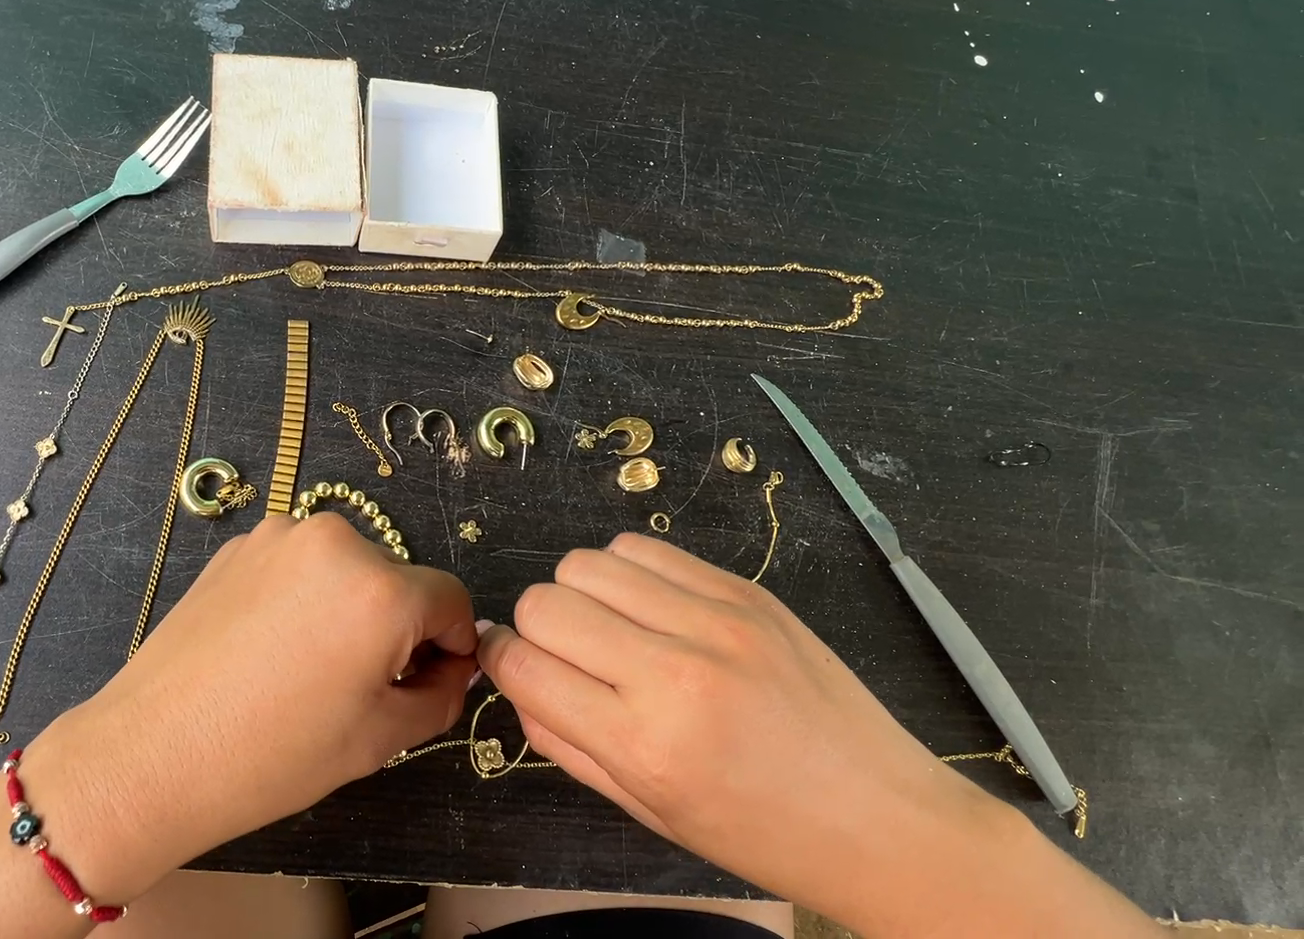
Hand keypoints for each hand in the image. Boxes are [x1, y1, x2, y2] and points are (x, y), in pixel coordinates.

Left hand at [28, 512, 476, 899]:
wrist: (151, 752)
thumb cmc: (274, 755)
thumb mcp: (378, 738)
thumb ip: (439, 695)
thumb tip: (453, 668)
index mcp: (379, 587)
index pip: (451, 598)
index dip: (451, 644)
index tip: (432, 680)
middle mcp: (334, 541)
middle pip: (398, 580)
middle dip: (399, 627)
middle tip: (366, 685)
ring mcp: (278, 536)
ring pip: (347, 569)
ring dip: (350, 608)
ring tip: (311, 667)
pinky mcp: (238, 547)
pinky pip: (299, 566)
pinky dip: (304, 597)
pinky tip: (271, 647)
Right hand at [478, 534, 1160, 938]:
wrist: (886, 821)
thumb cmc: (755, 834)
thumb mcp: (645, 810)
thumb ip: (563, 741)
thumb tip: (516, 676)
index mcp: (644, 744)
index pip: (522, 666)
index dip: (498, 658)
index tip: (506, 660)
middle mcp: (673, 671)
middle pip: (544, 602)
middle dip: (535, 628)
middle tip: (565, 654)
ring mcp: (714, 620)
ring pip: (585, 563)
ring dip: (578, 594)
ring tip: (610, 627)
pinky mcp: (744, 589)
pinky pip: (643, 548)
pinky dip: (624, 572)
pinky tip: (648, 607)